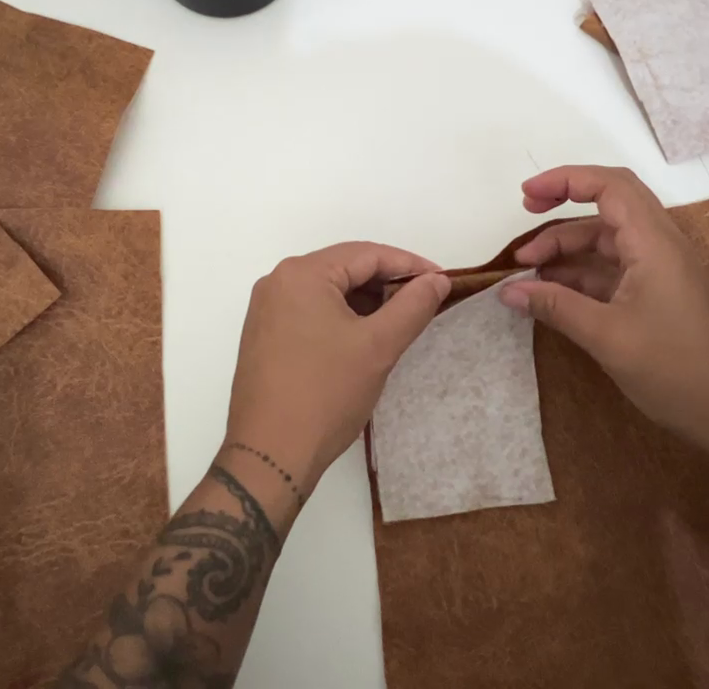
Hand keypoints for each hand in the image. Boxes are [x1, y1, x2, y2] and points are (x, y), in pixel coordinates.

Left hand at [227, 243, 449, 492]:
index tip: (443, 280)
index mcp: (301, 274)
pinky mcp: (264, 335)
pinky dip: (341, 318)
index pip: (366, 254)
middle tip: (425, 302)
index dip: (409, 265)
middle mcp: (278, 282)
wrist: (269, 454)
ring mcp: (266, 309)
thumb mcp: (378, 346)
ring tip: (400, 321)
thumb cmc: (326, 394)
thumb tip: (437, 279)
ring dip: (365, 302)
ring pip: (328, 291)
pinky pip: (311, 311)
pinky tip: (365, 338)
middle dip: (387, 283)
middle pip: (345, 269)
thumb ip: (413, 305)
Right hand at [500, 166, 708, 450]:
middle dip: (562, 205)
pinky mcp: (659, 295)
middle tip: (523, 216)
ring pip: (607, 240)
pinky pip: (614, 269)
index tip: (526, 194)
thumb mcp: (606, 336)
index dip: (565, 179)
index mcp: (655, 243)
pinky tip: (552, 292)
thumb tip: (507, 290)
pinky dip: (580, 274)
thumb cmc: (675, 370)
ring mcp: (661, 271)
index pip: (609, 186)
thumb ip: (554, 306)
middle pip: (607, 205)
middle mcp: (660, 246)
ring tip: (526, 270)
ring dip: (566, 248)